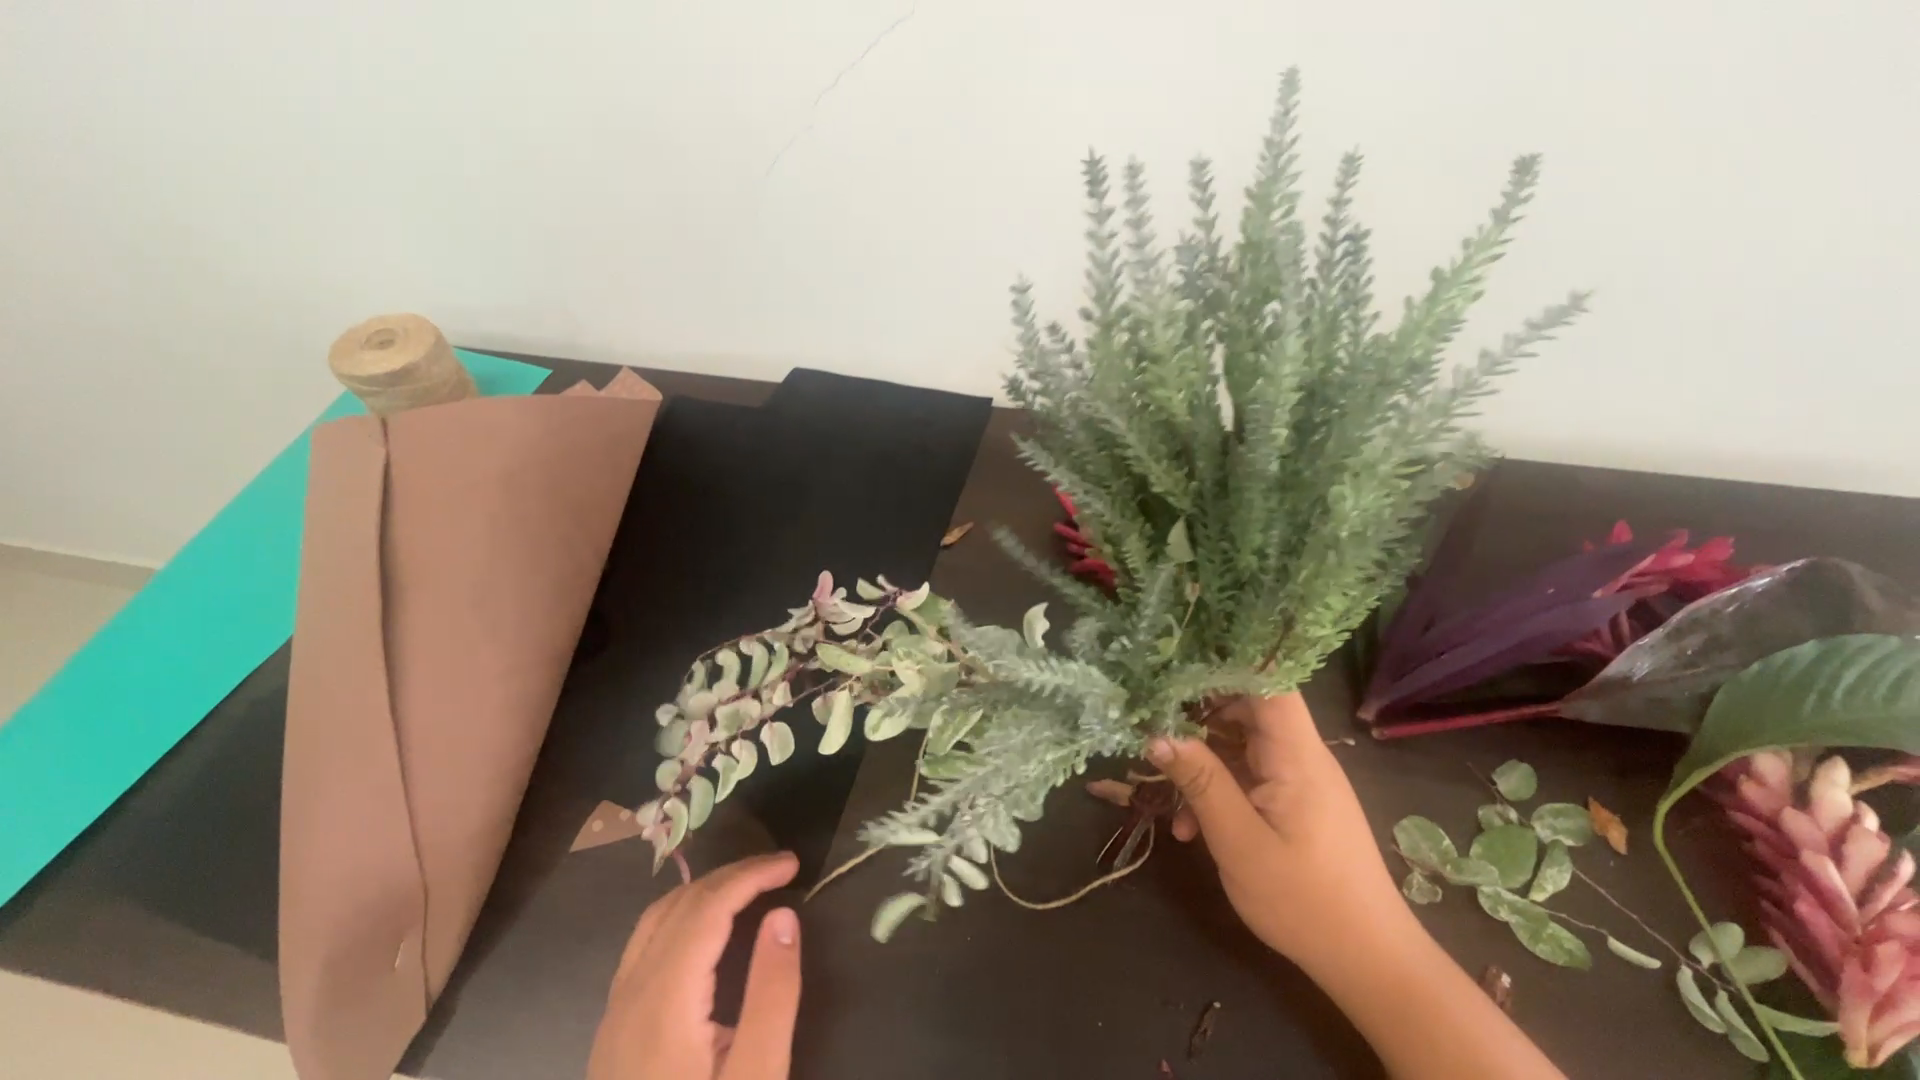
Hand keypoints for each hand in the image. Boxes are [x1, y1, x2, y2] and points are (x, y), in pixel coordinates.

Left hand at [588, 853, 801, 1079]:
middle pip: (677, 906)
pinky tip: (707, 936)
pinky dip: (682, 920)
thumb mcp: (756, 1077)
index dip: (750, 875)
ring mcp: (615, 1015)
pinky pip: (645, 949)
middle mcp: (630, 995)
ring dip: (703, 894)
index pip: (706, 908)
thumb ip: (772, 993)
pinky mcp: (614, 1034)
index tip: (793, 864)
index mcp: (664, 1000)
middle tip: (781, 871)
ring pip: (653, 924)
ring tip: (751, 890)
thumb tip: (783, 916)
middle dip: (730, 877)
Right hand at [1148, 693, 1415, 975]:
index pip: (1269, 682)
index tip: (1173, 667)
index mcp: (1297, 755)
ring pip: (1243, 744)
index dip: (1224, 665)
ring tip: (1164, 788)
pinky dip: (1219, 790)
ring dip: (1203, 760)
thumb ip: (1200, 782)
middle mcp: (1302, 756)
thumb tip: (1157, 732)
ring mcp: (1300, 780)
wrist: (1366, 959)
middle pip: (1249, 707)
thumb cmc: (1303, 900)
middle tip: (1152, 726)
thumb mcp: (1238, 841)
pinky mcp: (1297, 804)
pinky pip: (1251, 776)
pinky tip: (1191, 828)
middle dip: (1198, 713)